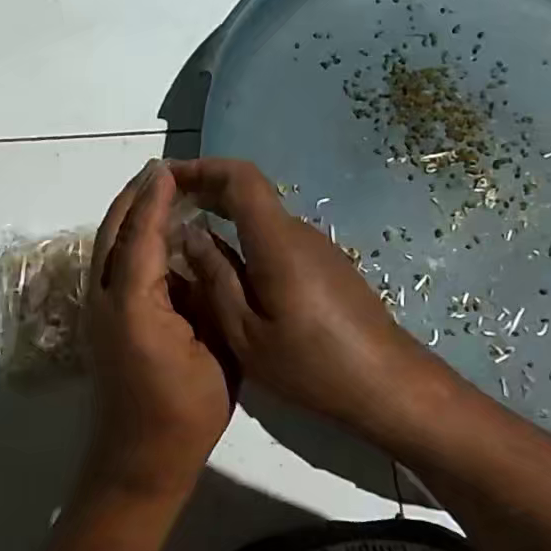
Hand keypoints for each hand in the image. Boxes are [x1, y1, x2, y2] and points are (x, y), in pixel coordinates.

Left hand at [79, 160, 235, 505]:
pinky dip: (126, 244)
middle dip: (133, 198)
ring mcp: (97, 313)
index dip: (157, 199)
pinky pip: (110, 268)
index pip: (143, 234)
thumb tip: (199, 258)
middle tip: (158, 171)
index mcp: (135, 303)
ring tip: (155, 196)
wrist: (139, 461)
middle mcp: (105, 299)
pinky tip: (152, 242)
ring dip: (127, 218)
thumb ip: (207, 298)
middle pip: (113, 233)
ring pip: (106, 249)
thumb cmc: (186, 412)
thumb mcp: (216, 352)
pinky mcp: (100, 325)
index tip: (170, 168)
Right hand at [168, 158, 457, 437]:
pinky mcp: (326, 267)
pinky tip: (226, 270)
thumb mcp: (246, 332)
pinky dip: (245, 241)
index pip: (240, 178)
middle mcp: (299, 233)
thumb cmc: (310, 364)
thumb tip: (189, 232)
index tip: (167, 177)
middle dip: (207, 192)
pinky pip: (277, 241)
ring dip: (224, 219)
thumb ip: (215, 277)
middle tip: (166, 209)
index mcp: (277, 241)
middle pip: (250, 194)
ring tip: (186, 242)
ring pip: (262, 220)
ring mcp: (317, 249)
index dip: (202, 168)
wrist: (384, 383)